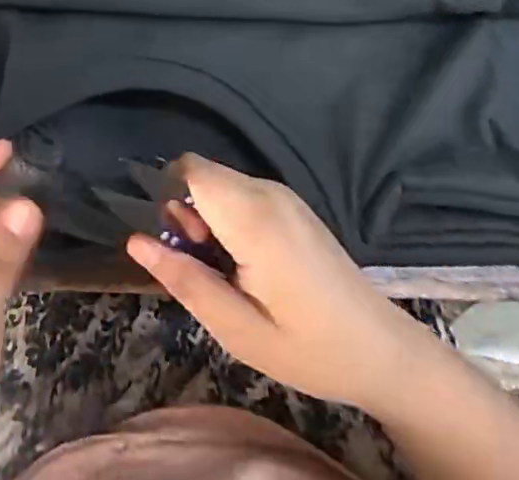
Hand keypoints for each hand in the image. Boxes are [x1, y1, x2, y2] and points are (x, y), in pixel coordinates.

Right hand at [130, 157, 518, 479]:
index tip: (171, 241)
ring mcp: (282, 194)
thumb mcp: (239, 331)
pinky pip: (238, 193)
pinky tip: (242, 262)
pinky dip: (224, 217)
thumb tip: (135, 239)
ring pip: (217, 183)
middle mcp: (268, 192)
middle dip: (182, 211)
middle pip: (200, 174)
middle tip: (198, 264)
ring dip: (203, 217)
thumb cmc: (310, 348)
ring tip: (221, 270)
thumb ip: (185, 281)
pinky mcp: (290, 203)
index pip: (190, 169)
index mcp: (255, 219)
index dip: (165, 194)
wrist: (382, 350)